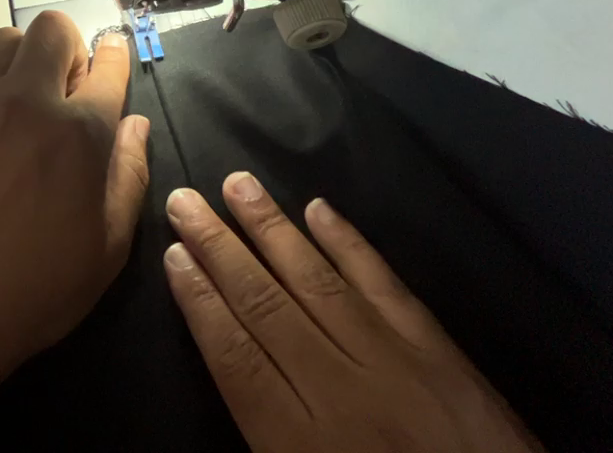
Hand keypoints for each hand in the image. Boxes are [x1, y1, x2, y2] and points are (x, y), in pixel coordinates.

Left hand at [0, 11, 149, 381]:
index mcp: (80, 133)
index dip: (117, 56)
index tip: (115, 53)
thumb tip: (134, 125)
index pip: (108, 68)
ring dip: (26, 57)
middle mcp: (29, 100)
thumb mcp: (107, 247)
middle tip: (70, 91)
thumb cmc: (34, 286)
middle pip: (52, 29)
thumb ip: (129, 175)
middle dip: (70, 48)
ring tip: (28, 100)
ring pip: (6, 38)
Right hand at [163, 174, 542, 452]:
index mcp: (304, 444)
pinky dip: (349, 245)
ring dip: (272, 230)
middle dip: (219, 248)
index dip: (200, 301)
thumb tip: (231, 362)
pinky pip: (385, 286)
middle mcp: (342, 393)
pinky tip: (319, 209)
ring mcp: (394, 363)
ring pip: (316, 282)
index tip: (174, 255)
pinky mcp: (438, 352)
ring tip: (236, 185)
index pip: (236, 356)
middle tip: (184, 200)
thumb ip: (269, 433)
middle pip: (265, 305)